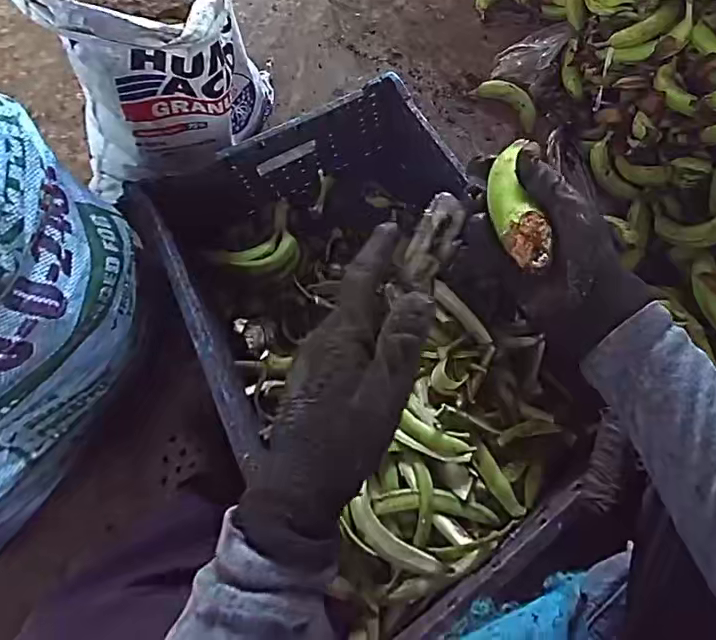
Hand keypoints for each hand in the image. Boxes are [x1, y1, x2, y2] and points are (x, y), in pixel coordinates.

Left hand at [235, 223, 434, 566]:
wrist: (295, 491)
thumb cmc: (343, 443)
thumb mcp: (382, 396)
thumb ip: (400, 344)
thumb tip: (420, 293)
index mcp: (340, 334)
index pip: (360, 279)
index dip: (377, 251)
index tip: (392, 226)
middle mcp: (323, 337)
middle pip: (355, 295)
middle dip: (380, 273)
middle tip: (411, 262)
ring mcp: (314, 356)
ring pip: (350, 317)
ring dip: (375, 301)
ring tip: (402, 299)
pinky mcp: (313, 375)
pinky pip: (345, 337)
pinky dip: (366, 325)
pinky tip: (379, 342)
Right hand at [468, 152, 653, 363]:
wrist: (590, 305)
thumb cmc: (588, 251)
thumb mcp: (572, 208)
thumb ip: (546, 182)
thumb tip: (523, 151)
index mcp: (546, 200)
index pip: (515, 177)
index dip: (496, 168)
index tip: (480, 164)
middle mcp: (525, 219)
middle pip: (492, 196)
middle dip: (481, 189)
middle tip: (475, 188)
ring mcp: (511, 244)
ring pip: (482, 220)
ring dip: (477, 212)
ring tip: (479, 210)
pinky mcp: (499, 268)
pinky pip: (480, 249)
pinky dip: (477, 239)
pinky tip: (479, 230)